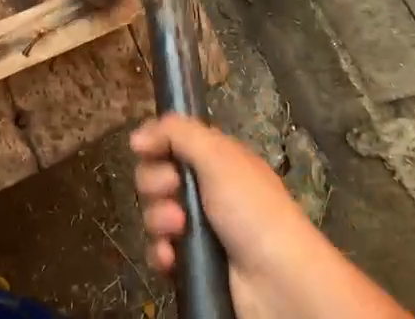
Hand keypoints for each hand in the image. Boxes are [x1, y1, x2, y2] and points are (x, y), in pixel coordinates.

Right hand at [132, 115, 410, 318]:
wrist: (277, 280)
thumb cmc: (251, 209)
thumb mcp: (219, 157)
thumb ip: (178, 133)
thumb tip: (137, 136)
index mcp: (216, 160)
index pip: (171, 142)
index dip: (155, 144)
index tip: (145, 149)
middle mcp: (205, 191)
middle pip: (156, 176)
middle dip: (156, 183)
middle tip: (173, 191)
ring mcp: (197, 228)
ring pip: (154, 214)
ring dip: (159, 219)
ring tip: (179, 228)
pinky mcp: (191, 262)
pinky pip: (159, 251)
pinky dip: (161, 253)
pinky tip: (172, 256)